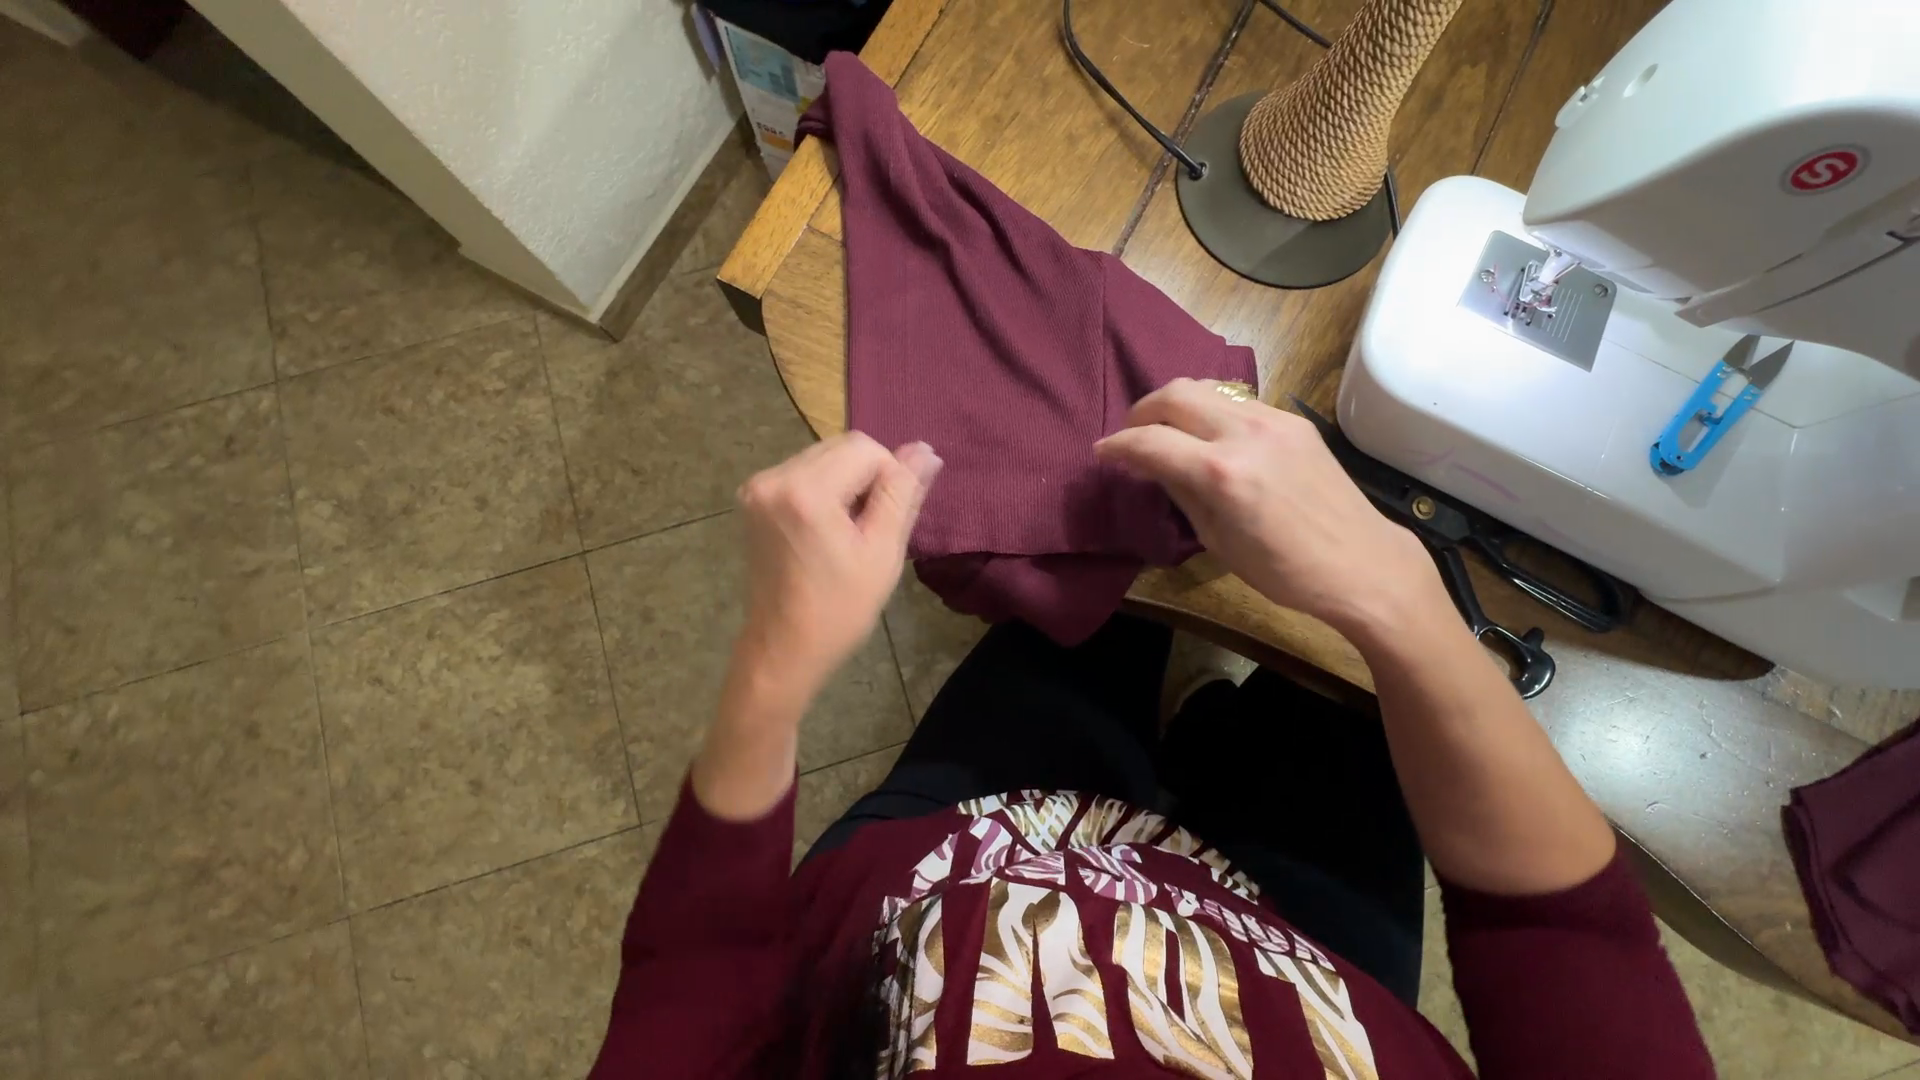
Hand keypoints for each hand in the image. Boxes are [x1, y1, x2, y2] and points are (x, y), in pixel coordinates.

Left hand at [733, 433, 942, 701]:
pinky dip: (824, 491)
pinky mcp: (753, 498)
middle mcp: (774, 478)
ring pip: (824, 457)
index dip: (889, 479)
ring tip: (846, 533)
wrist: (784, 648)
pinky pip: (804, 473)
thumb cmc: (839, 609)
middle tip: (868, 530)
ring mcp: (758, 487)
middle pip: (842, 447)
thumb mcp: (883, 551)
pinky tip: (825, 530)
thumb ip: (903, 493)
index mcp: (805, 491)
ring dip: (846, 485)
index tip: (884, 524)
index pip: (866, 448)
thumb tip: (926, 449)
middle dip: (866, 479)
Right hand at [1095, 379, 1449, 643]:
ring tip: (1167, 431)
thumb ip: (1181, 491)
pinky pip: (1238, 402)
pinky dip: (1211, 412)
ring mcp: (1274, 420)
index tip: (1101, 452)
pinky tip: (1211, 437)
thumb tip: (1154, 465)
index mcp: (1221, 473)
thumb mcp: (1216, 539)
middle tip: (1132, 435)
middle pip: (1175, 394)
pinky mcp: (1295, 421)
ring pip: (1207, 388)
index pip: (1150, 441)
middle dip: (1142, 410)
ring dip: (1176, 404)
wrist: (1361, 563)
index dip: (1117, 445)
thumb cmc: (1282, 570)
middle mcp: (1245, 433)